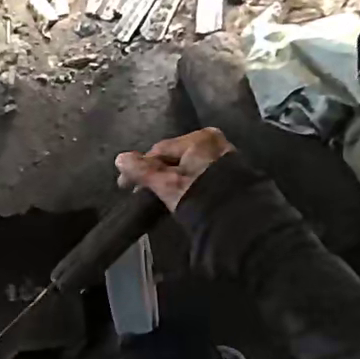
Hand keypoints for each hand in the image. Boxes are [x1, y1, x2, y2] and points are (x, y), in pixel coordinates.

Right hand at [114, 128, 234, 210]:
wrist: (239, 221)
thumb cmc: (199, 197)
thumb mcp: (168, 184)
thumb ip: (143, 171)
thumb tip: (120, 159)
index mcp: (199, 138)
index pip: (159, 149)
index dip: (139, 167)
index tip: (125, 186)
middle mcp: (214, 142)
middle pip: (175, 157)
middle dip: (156, 173)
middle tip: (141, 193)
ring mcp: (225, 159)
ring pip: (188, 167)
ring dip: (172, 180)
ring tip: (158, 197)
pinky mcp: (232, 177)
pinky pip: (202, 176)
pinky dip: (188, 185)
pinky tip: (181, 198)